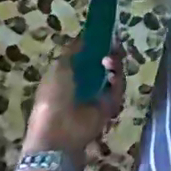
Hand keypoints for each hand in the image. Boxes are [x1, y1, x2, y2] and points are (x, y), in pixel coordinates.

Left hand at [22, 40, 123, 157]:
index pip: (84, 57)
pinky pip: (118, 88)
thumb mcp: (57, 71)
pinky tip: (113, 74)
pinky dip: (118, 79)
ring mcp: (97, 95)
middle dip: (108, 52)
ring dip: (114, 64)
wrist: (60, 136)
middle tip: (113, 44)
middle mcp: (83, 85)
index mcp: (66, 76)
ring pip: (113, 74)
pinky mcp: (110, 105)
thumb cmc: (52, 101)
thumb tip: (83, 36)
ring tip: (109, 60)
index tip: (102, 33)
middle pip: (102, 63)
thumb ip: (71, 52)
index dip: (93, 45)